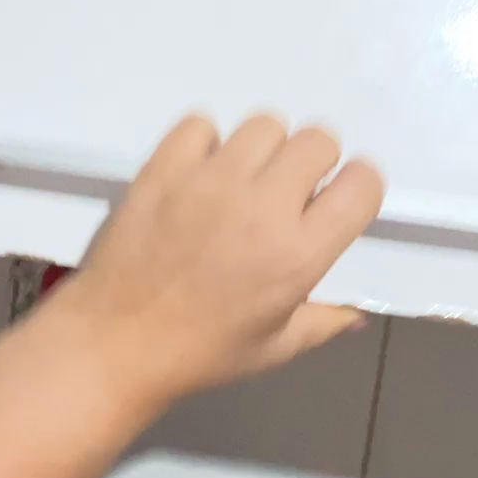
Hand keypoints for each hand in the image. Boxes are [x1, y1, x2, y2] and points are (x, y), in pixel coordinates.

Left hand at [50, 114, 385, 401]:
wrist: (115, 342)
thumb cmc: (201, 353)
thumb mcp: (275, 348)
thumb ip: (324, 322)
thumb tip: (359, 312)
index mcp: (299, 254)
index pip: (362, 184)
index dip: (358, 185)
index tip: (339, 197)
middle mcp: (263, 206)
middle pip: (317, 140)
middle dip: (315, 161)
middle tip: (289, 189)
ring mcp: (211, 181)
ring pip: (264, 125)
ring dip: (264, 149)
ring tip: (244, 178)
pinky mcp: (165, 167)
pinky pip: (201, 124)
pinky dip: (205, 142)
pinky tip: (199, 172)